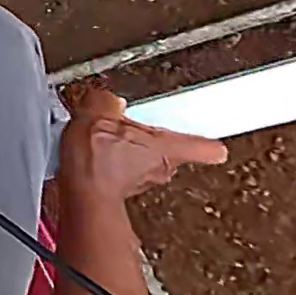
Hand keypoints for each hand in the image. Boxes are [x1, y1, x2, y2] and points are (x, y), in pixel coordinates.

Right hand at [57, 82, 227, 205]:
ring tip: (97, 141)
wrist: (79, 194)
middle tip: (126, 128)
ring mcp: (141, 184)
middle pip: (166, 153)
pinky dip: (105, 166)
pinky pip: (117, 174)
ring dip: (123, 154)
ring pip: (140, 164)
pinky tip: (87, 156)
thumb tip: (109, 100)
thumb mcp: (98, 113)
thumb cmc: (98, 162)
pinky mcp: (118, 193)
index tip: (215, 142)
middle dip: (145, 141)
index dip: (208, 143)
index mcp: (167, 148)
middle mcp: (162, 169)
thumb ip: (108, 102)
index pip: (205, 148)